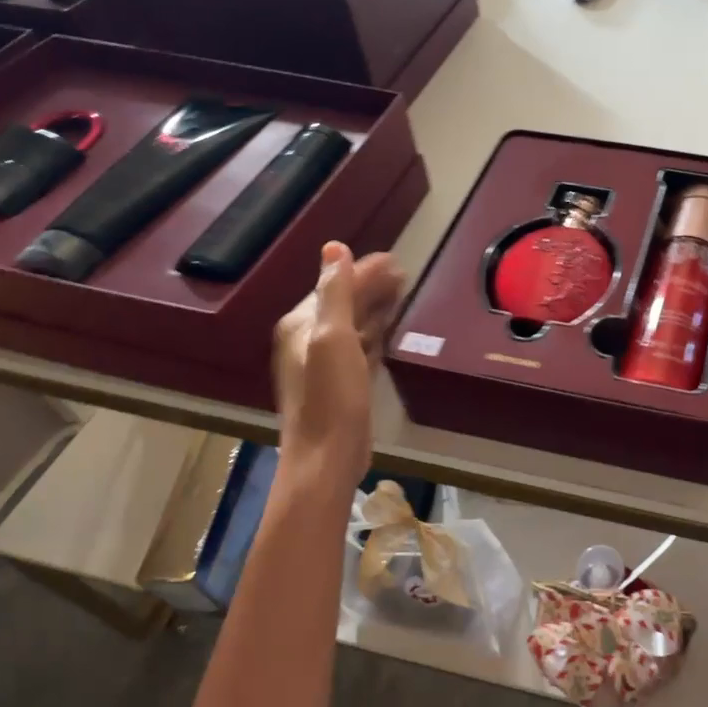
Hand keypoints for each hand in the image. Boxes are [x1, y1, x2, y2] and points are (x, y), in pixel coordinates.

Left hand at [271, 242, 405, 489]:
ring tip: (404, 292)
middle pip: (344, 302)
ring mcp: (324, 364)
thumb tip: (334, 247)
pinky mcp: (342, 384)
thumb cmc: (331, 397)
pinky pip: (361, 346)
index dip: (364, 270)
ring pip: (354, 324)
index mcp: (301, 325)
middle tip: (406, 272)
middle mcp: (307, 340)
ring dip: (376, 306)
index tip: (395, 259)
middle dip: (371, 285)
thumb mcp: (333, 338)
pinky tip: (391, 328)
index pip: (335, 284)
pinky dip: (375, 332)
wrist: (327, 459)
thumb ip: (335, 292)